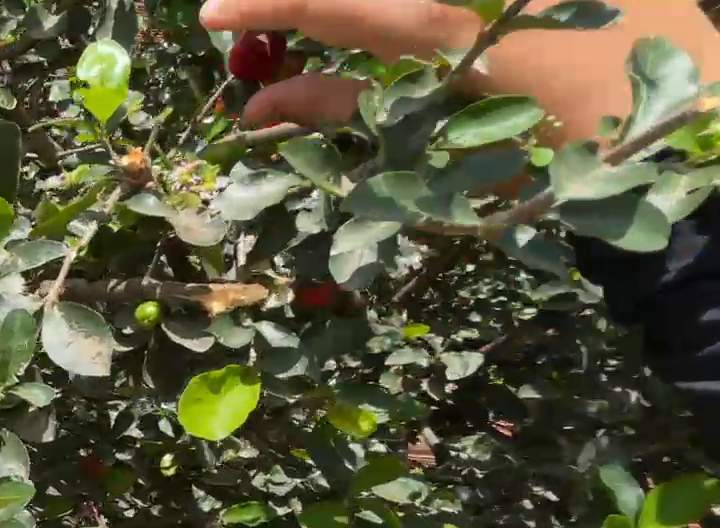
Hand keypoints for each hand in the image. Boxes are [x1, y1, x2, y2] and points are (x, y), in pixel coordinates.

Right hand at [200, 0, 719, 143]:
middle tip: (256, 11)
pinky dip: (387, 5)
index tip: (212, 11)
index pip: (332, 3)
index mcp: (444, 29)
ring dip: (348, 0)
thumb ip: (337, 111)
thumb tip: (257, 106)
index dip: (266, 4)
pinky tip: (370, 25)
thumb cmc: (538, 154)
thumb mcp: (429, 142)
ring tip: (310, 17)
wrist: (676, 125)